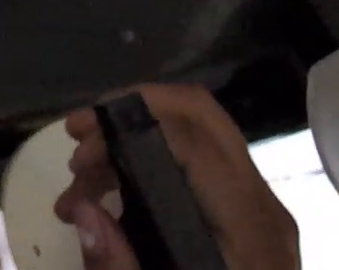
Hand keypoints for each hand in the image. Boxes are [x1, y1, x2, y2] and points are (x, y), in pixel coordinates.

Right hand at [53, 85, 298, 269]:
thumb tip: (83, 211)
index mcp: (250, 230)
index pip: (191, 138)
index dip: (126, 124)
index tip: (77, 151)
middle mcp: (262, 208)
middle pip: (199, 115)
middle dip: (128, 108)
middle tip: (76, 135)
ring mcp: (257, 213)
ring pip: (193, 133)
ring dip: (129, 139)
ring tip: (80, 184)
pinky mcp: (245, 224)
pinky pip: (196, 164)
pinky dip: (146, 162)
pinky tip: (109, 199)